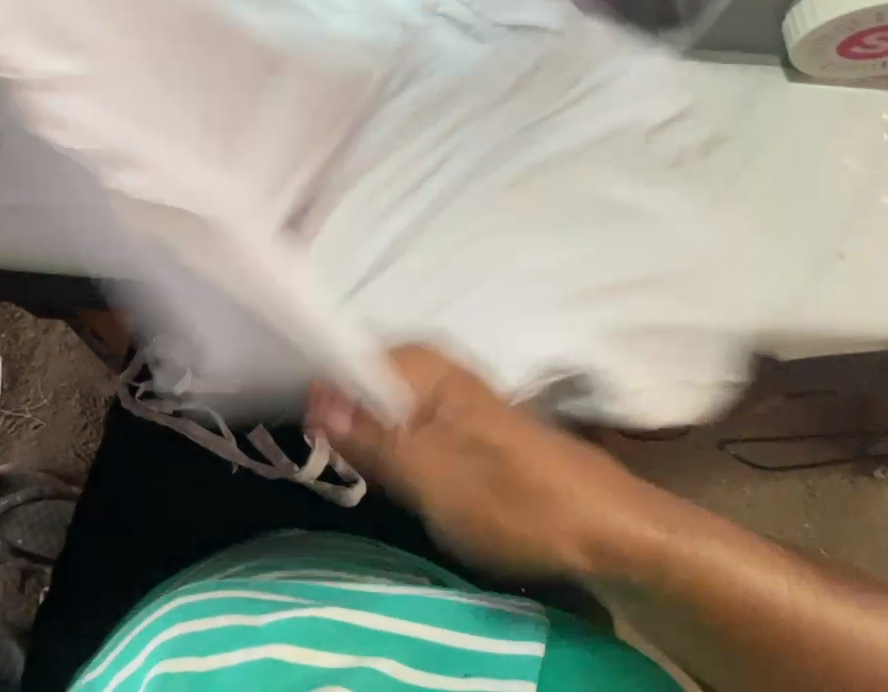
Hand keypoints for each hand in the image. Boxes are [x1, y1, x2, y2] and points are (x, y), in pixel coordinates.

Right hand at [308, 346, 658, 579]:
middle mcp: (432, 368)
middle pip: (357, 379)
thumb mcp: (427, 473)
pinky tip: (375, 473)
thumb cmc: (513, 499)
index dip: (306, 382)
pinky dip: (384, 445)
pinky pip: (403, 425)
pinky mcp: (462, 429)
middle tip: (301, 449)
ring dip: (356, 433)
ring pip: (379, 406)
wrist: (608, 533)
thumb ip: (365, 434)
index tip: (279, 418)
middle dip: (329, 411)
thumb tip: (309, 396)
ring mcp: (449, 398)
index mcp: (421, 362)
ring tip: (329, 462)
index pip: (340, 354)